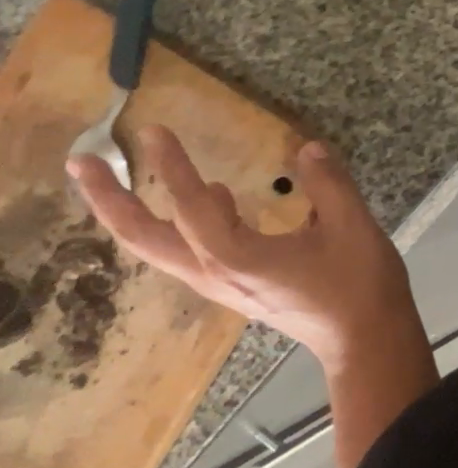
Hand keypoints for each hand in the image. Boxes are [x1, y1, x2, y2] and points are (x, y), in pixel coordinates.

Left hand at [68, 126, 419, 370]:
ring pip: (159, 247)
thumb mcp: (353, 226)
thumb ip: (330, 185)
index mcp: (236, 256)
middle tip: (82, 163)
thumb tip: (308, 148)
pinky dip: (178, 224)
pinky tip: (214, 201)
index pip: (191, 203)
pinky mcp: (235, 288)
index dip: (173, 166)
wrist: (364, 335)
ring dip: (133, 213)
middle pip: (142, 235)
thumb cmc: (359, 281)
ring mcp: (219, 284)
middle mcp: (212, 272)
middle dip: (109, 198)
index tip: (153, 132)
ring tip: (124, 181)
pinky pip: (188, 252)